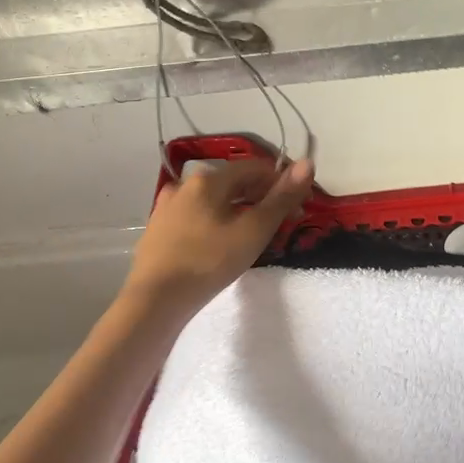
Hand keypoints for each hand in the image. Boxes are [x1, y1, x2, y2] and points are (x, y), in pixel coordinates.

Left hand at [123, 158, 314, 313]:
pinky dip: (218, 220)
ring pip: (215, 199)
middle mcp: (185, 184)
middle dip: (263, 197)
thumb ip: (282, 197)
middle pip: (234, 181)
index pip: (256, 167)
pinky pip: (198, 215)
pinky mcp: (159, 228)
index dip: (283, 182)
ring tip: (255, 234)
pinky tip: (222, 241)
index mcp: (209, 179)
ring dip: (241, 209)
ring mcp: (168, 206)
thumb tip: (307, 163)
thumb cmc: (210, 261)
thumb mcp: (254, 230)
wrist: (156, 299)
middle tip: (283, 223)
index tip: (299, 207)